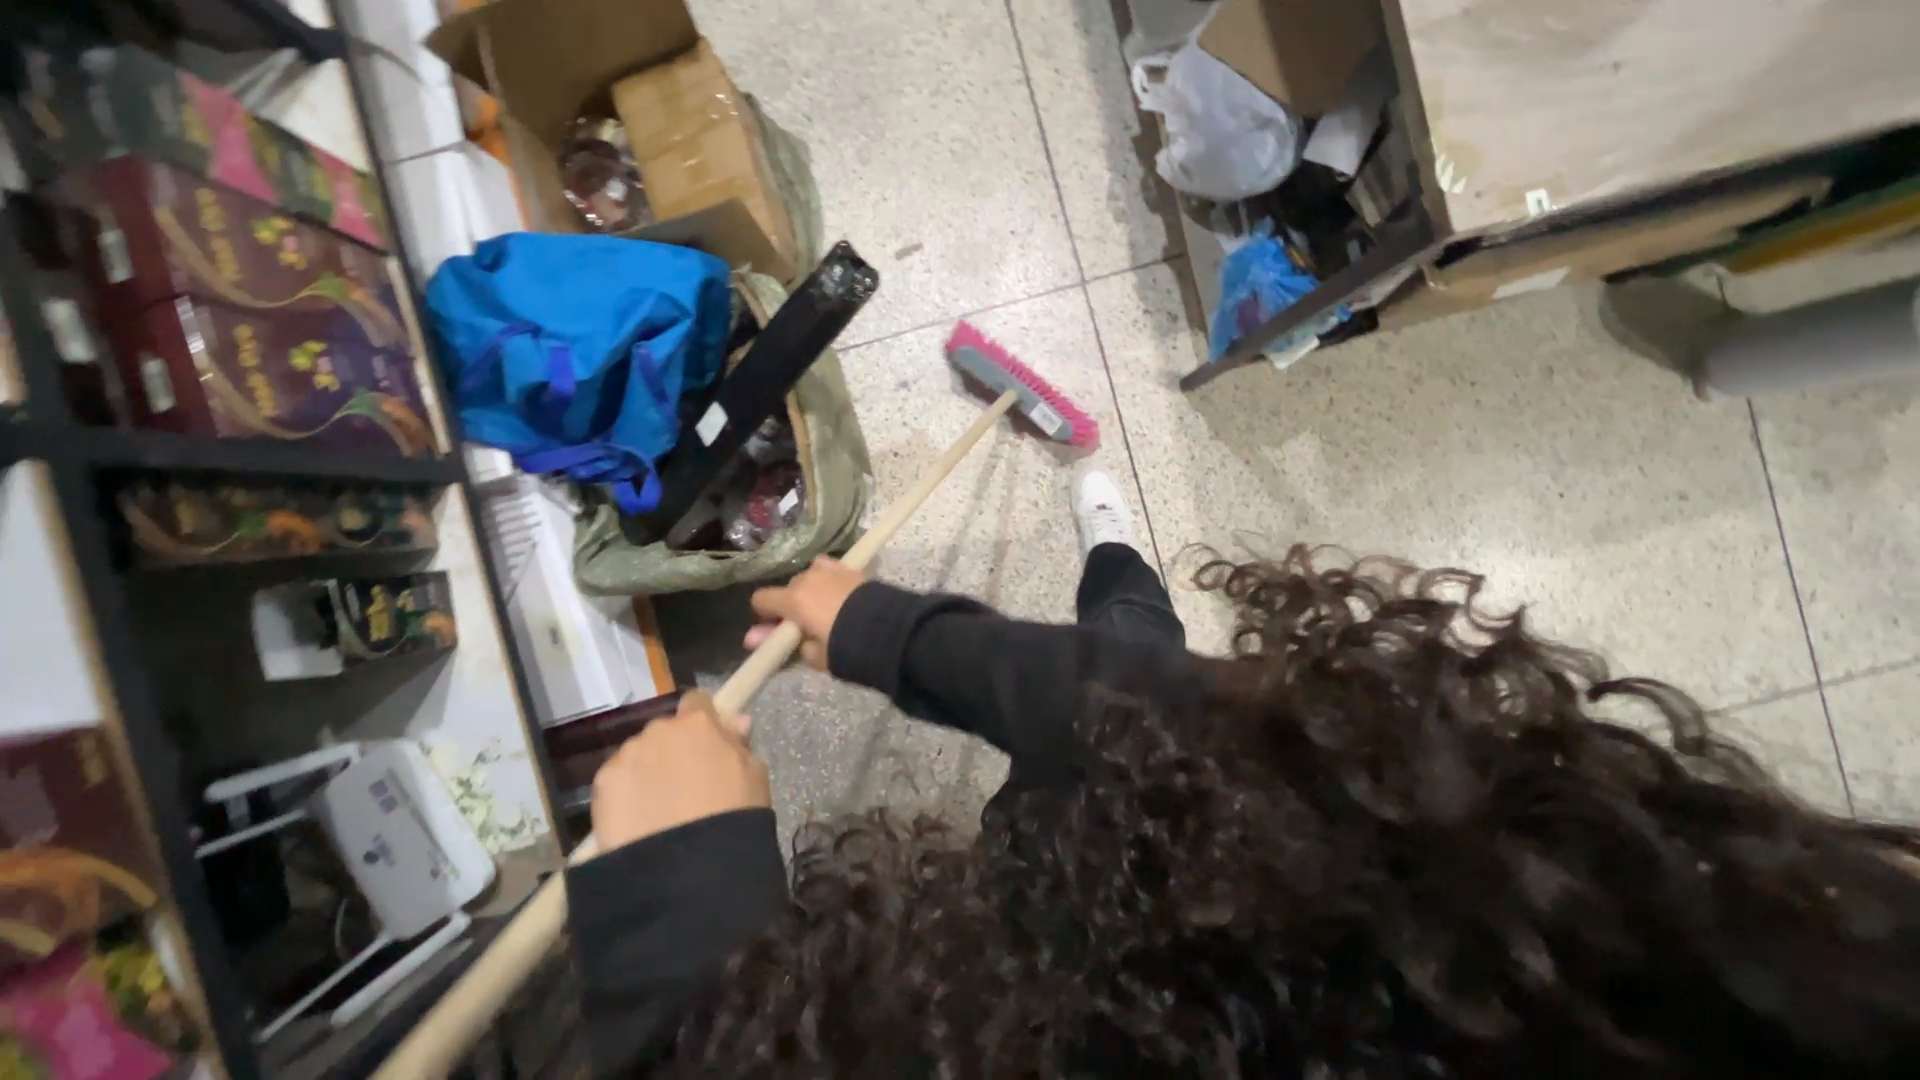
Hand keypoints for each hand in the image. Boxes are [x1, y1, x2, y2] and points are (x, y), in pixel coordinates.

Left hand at [590, 690, 768, 852]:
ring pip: (639, 754)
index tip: (709, 745)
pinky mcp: (603, 784)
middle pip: (665, 730)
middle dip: (673, 748)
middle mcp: (659, 730)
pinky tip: (638, 818)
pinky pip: (618, 779)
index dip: (704, 722)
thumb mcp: (754, 778)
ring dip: (648, 769)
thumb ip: (741, 744)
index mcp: (699, 723)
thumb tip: (735, 721)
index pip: (697, 702)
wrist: (687, 867)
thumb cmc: (733, 816)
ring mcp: (627, 755)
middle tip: (684, 783)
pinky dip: (626, 792)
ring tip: (658, 807)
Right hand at [746, 556, 864, 670]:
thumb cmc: (846, 647)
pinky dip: (830, 582)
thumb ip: (784, 644)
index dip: (765, 616)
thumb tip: (754, 639)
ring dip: (812, 591)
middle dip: (792, 604)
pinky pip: (831, 571)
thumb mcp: (814, 655)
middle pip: (789, 588)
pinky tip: (841, 597)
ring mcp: (831, 569)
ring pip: (810, 577)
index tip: (778, 631)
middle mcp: (807, 578)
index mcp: (793, 599)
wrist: (888, 630)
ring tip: (827, 610)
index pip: (761, 599)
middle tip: (807, 625)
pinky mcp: (852, 569)